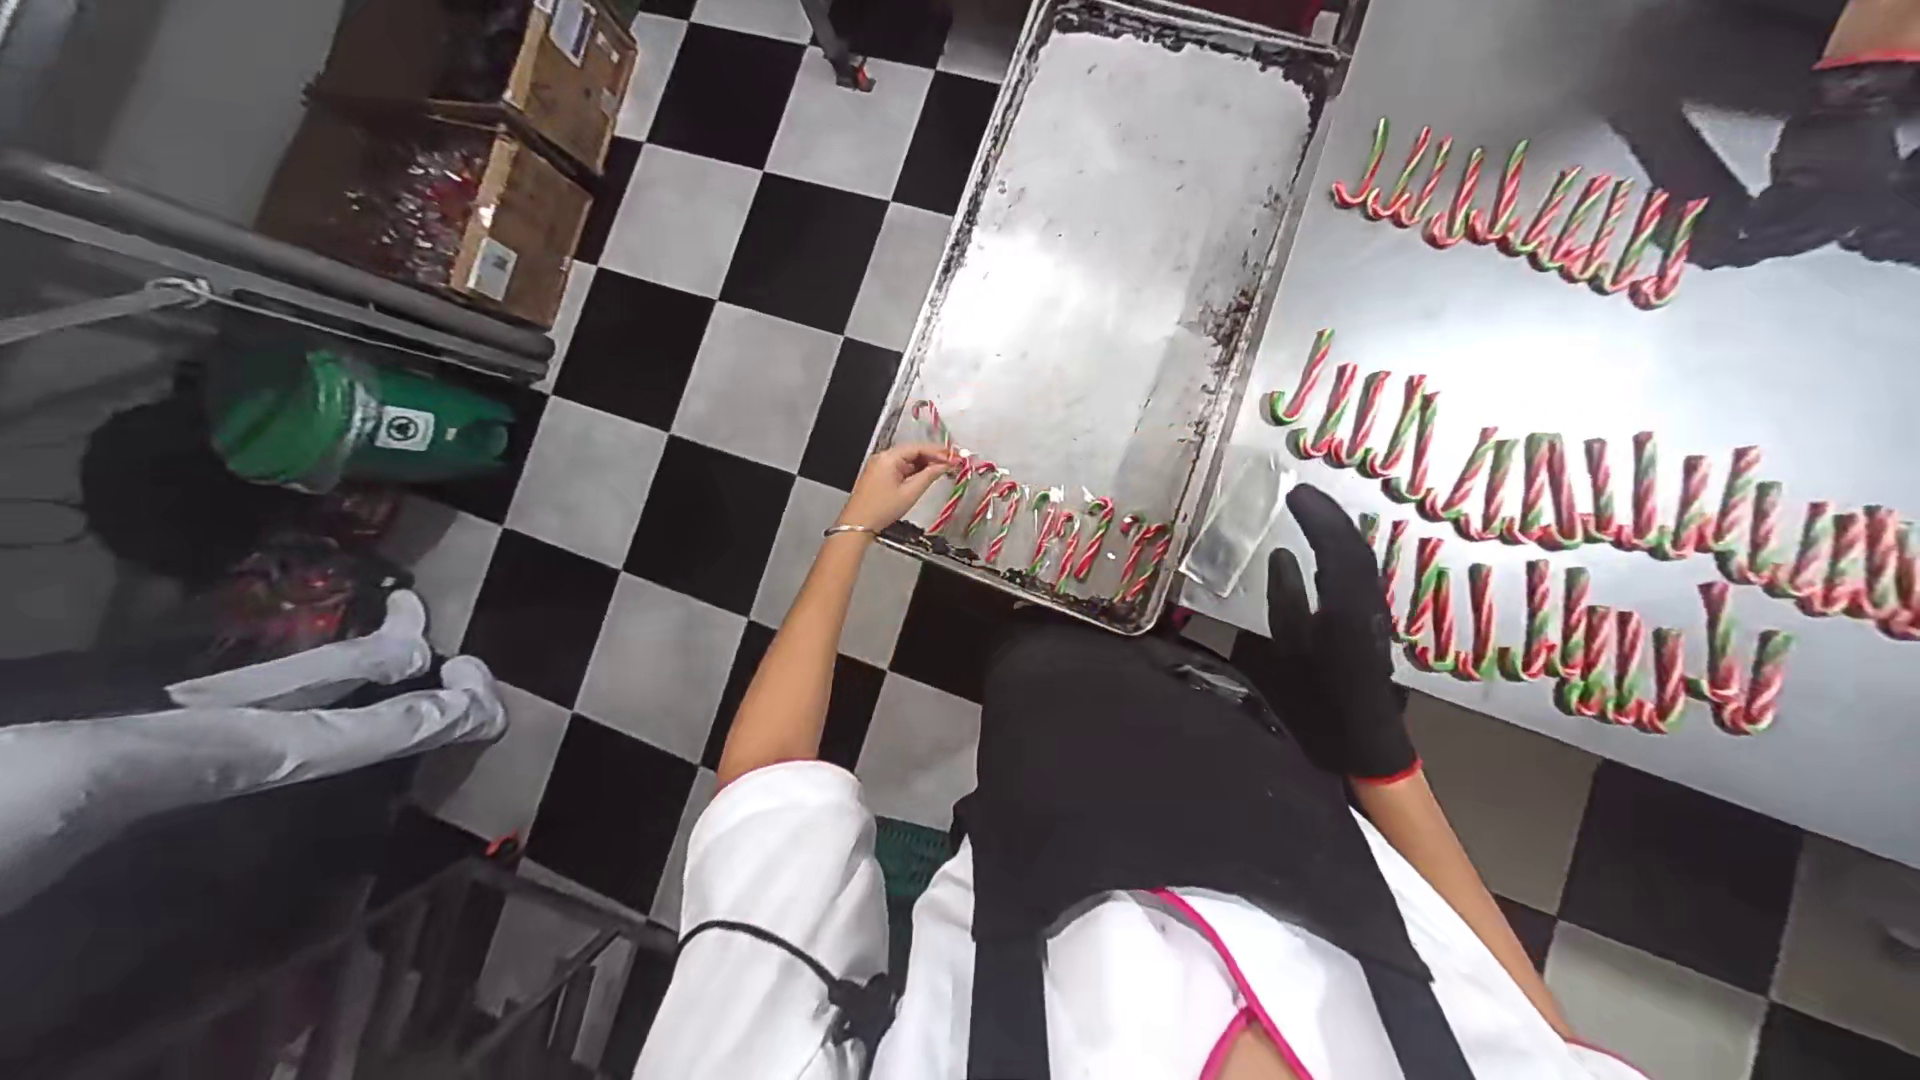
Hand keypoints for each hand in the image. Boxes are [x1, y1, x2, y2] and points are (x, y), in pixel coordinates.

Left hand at [836, 443, 954, 531]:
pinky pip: (900, 468)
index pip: (918, 448)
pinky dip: (913, 472)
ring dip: (924, 465)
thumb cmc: (881, 509)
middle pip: (913, 452)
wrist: (858, 524)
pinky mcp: (879, 475)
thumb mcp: (910, 492)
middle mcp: (882, 457)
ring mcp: (879, 466)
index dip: (938, 452)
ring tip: (942, 471)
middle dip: (932, 458)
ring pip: (907, 460)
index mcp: (888, 457)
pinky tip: (925, 477)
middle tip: (951, 463)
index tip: (953, 456)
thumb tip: (943, 466)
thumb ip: (929, 476)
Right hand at [1237, 483, 1415, 780]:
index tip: (1294, 493)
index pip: (1336, 549)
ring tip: (1309, 515)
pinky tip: (1319, 554)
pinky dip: (1337, 554)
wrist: (1362, 745)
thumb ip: (1284, 601)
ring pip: (1359, 561)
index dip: (1317, 517)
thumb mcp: (1284, 652)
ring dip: (1335, 533)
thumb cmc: (1316, 703)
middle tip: (1302, 495)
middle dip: (1329, 517)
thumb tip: (1282, 558)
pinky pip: (1356, 576)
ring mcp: (1372, 613)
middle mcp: (1366, 604)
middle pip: (1354, 548)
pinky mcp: (1369, 624)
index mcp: (1344, 609)